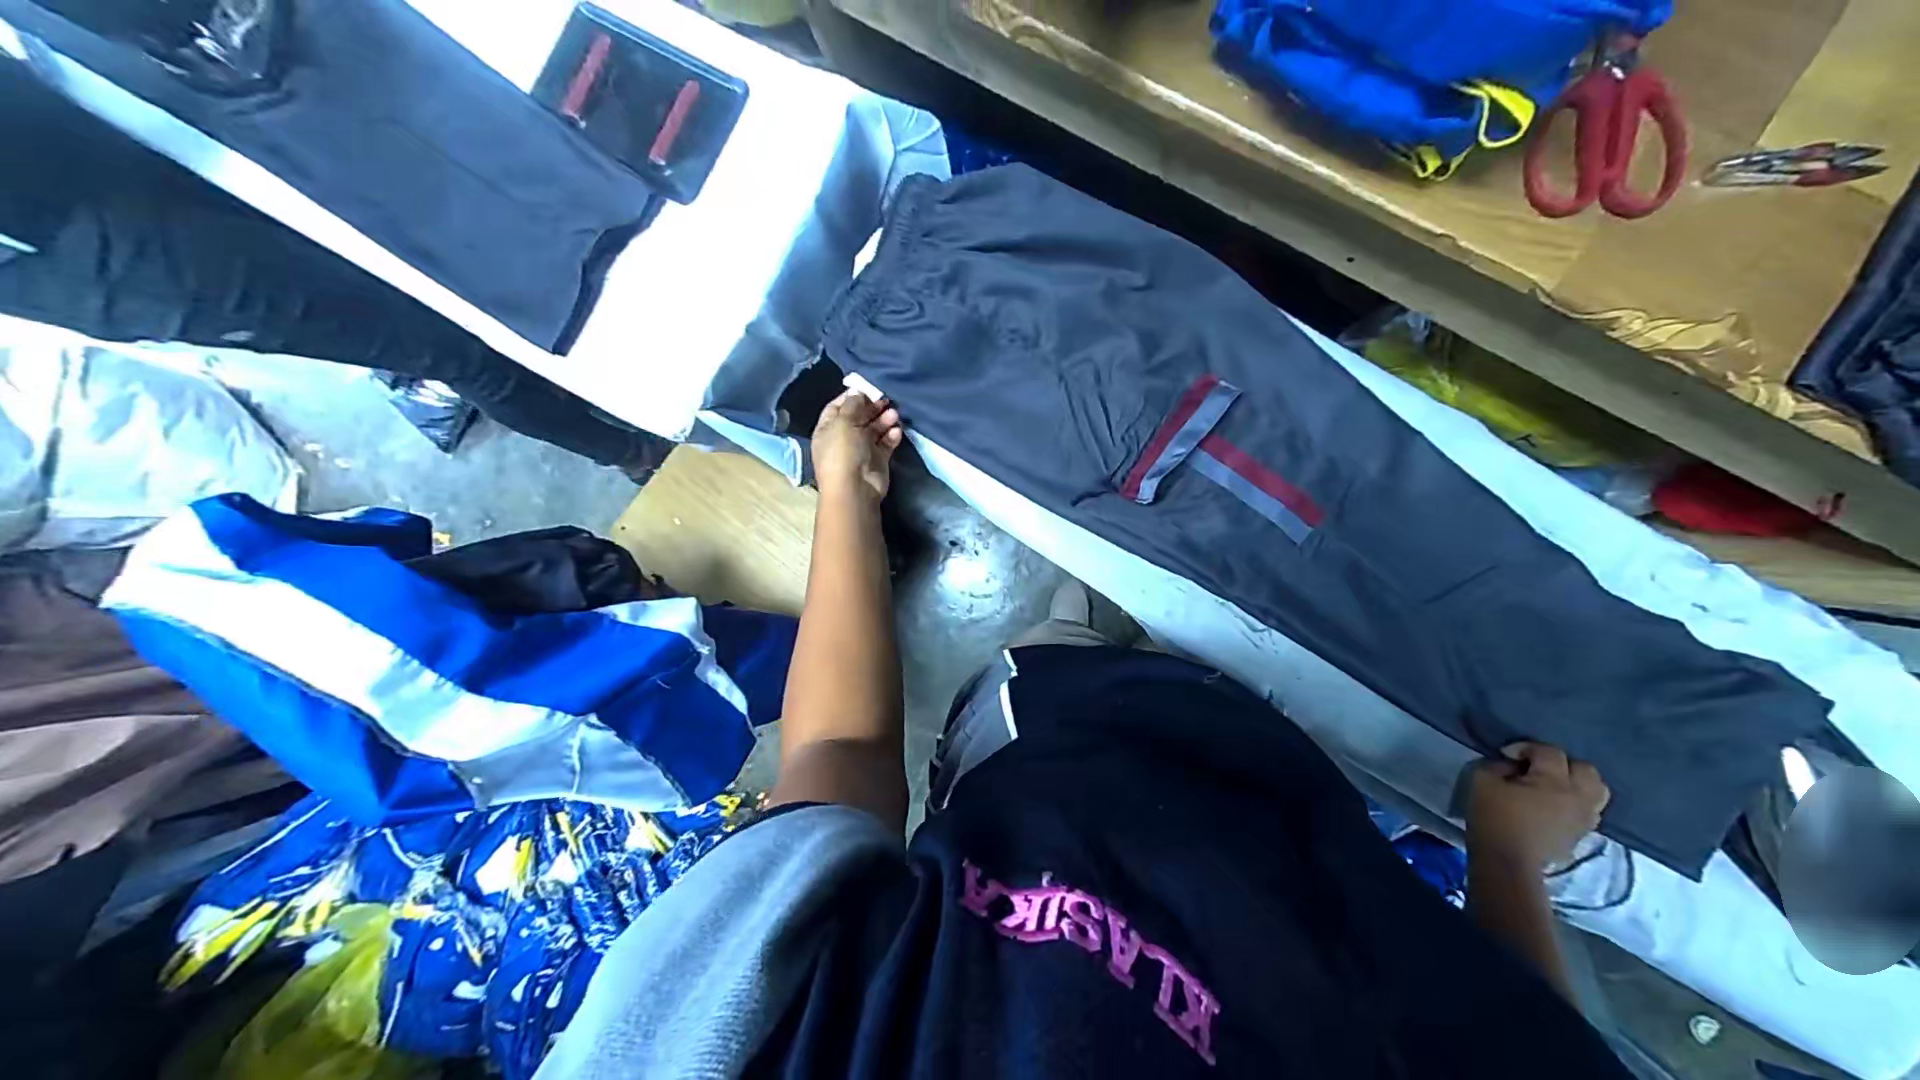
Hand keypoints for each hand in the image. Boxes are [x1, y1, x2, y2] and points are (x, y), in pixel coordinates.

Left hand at [812, 389, 902, 502]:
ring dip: (884, 420)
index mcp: (828, 428)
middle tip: (886, 399)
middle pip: (859, 416)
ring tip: (894, 414)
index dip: (851, 397)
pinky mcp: (878, 460)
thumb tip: (858, 392)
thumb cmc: (843, 451)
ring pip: (875, 429)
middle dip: (872, 407)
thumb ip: (852, 404)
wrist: (855, 487)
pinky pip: (886, 443)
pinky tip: (897, 431)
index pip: (837, 406)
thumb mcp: (843, 421)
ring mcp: (861, 449)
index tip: (867, 389)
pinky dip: (892, 436)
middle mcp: (844, 437)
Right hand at [1465, 742, 1610, 870]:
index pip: (1549, 752)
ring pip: (1597, 789)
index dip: (1526, 747)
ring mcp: (1586, 817)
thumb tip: (1512, 766)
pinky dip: (1577, 799)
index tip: (1505, 755)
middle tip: (1535, 767)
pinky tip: (1555, 803)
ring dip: (1576, 781)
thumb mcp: (1482, 781)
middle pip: (1585, 768)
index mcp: (1554, 782)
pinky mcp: (1584, 831)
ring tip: (1552, 784)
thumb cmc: (1493, 817)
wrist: (1509, 860)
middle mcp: (1579, 797)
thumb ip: (1498, 765)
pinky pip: (1590, 807)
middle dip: (1560, 762)